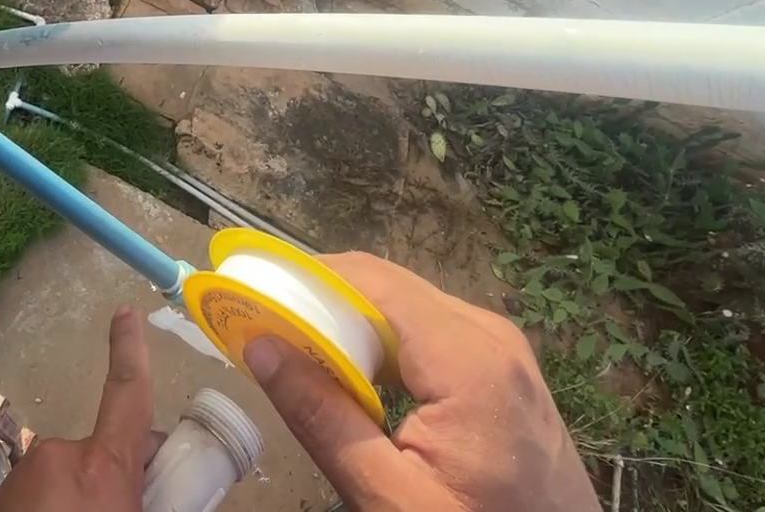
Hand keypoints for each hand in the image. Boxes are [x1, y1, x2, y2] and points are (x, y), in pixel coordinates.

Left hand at [0, 305, 163, 511]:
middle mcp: (57, 460)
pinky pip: (37, 499)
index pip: (126, 391)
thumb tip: (186, 492)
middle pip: (100, 452)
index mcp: (102, 468)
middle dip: (117, 474)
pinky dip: (53, 509)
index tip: (125, 311)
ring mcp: (19, 479)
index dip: (130, 350)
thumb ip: (164, 500)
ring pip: (68, 480)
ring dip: (82, 499)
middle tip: (133, 503)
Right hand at [244, 254, 598, 510]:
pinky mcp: (505, 369)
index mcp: (470, 359)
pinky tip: (359, 371)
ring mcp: (504, 350)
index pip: (374, 280)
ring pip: (408, 303)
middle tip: (273, 320)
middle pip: (390, 285)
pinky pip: (431, 328)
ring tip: (306, 345)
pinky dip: (387, 339)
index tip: (262, 287)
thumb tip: (259, 346)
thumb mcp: (392, 499)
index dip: (312, 275)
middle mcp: (492, 336)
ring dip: (354, 318)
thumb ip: (323, 418)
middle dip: (327, 297)